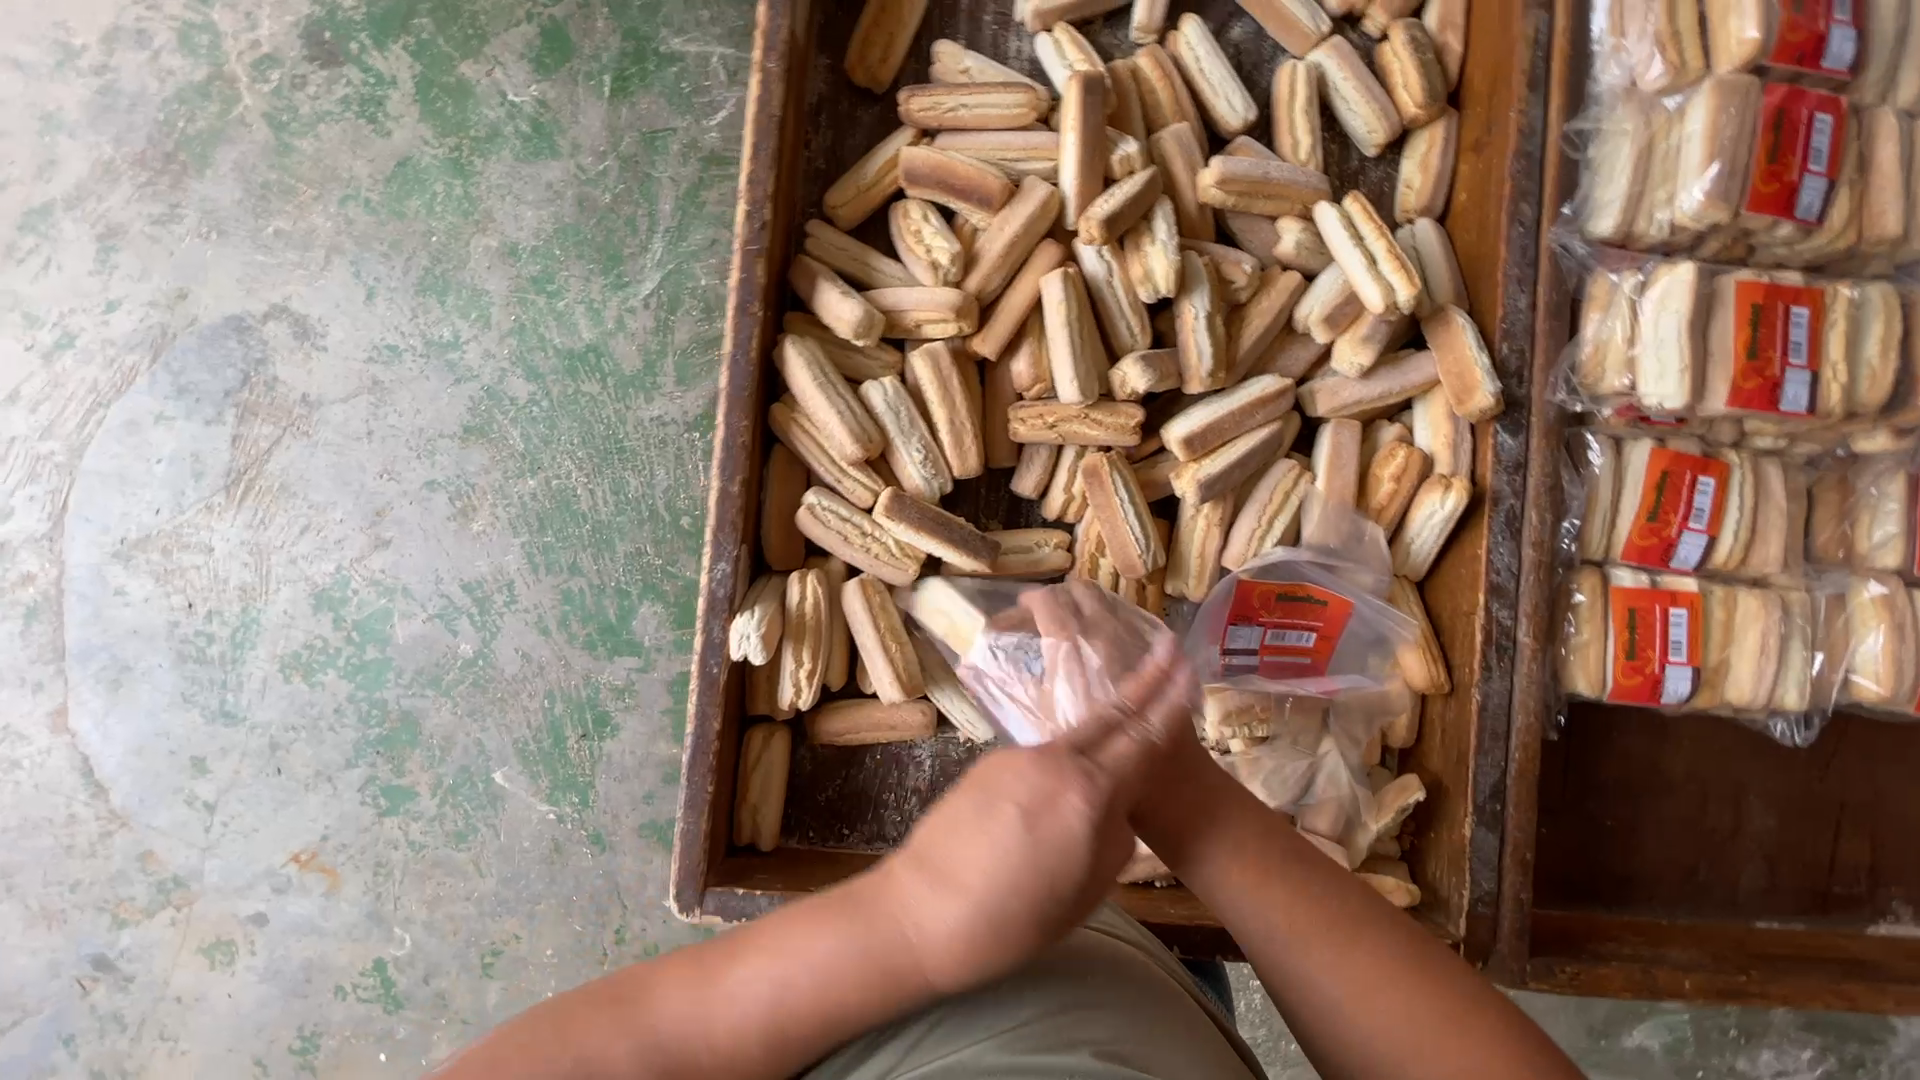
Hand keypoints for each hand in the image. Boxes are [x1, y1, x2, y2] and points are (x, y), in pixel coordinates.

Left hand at [871, 636, 1197, 994]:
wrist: (920, 910)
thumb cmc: (1013, 920)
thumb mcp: (1086, 892)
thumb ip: (1114, 840)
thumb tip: (1117, 811)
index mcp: (1089, 793)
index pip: (1143, 738)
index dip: (1169, 702)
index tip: (1187, 669)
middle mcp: (1055, 760)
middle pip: (1110, 715)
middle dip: (1144, 682)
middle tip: (1169, 650)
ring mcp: (1017, 757)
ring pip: (1075, 734)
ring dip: (1106, 720)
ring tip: (1129, 713)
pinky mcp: (987, 764)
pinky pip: (1044, 754)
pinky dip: (1069, 754)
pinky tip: (1066, 779)